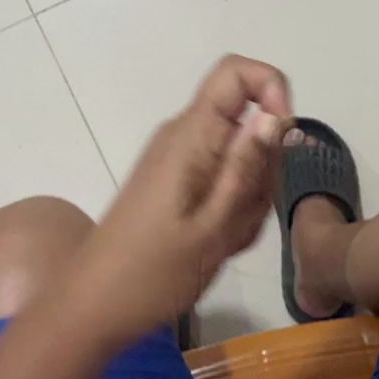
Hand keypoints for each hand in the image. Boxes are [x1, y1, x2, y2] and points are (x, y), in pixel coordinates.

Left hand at [68, 55, 292, 345]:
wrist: (93, 306)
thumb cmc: (153, 273)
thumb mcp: (214, 227)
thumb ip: (247, 167)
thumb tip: (275, 116)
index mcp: (191, 135)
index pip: (236, 72)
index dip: (272, 89)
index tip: (285, 138)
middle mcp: (185, 135)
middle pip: (249, 121)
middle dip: (265, 166)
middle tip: (244, 216)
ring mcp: (182, 158)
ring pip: (243, 155)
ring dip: (250, 196)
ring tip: (226, 237)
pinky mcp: (180, 180)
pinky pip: (224, 178)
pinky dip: (233, 208)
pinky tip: (218, 242)